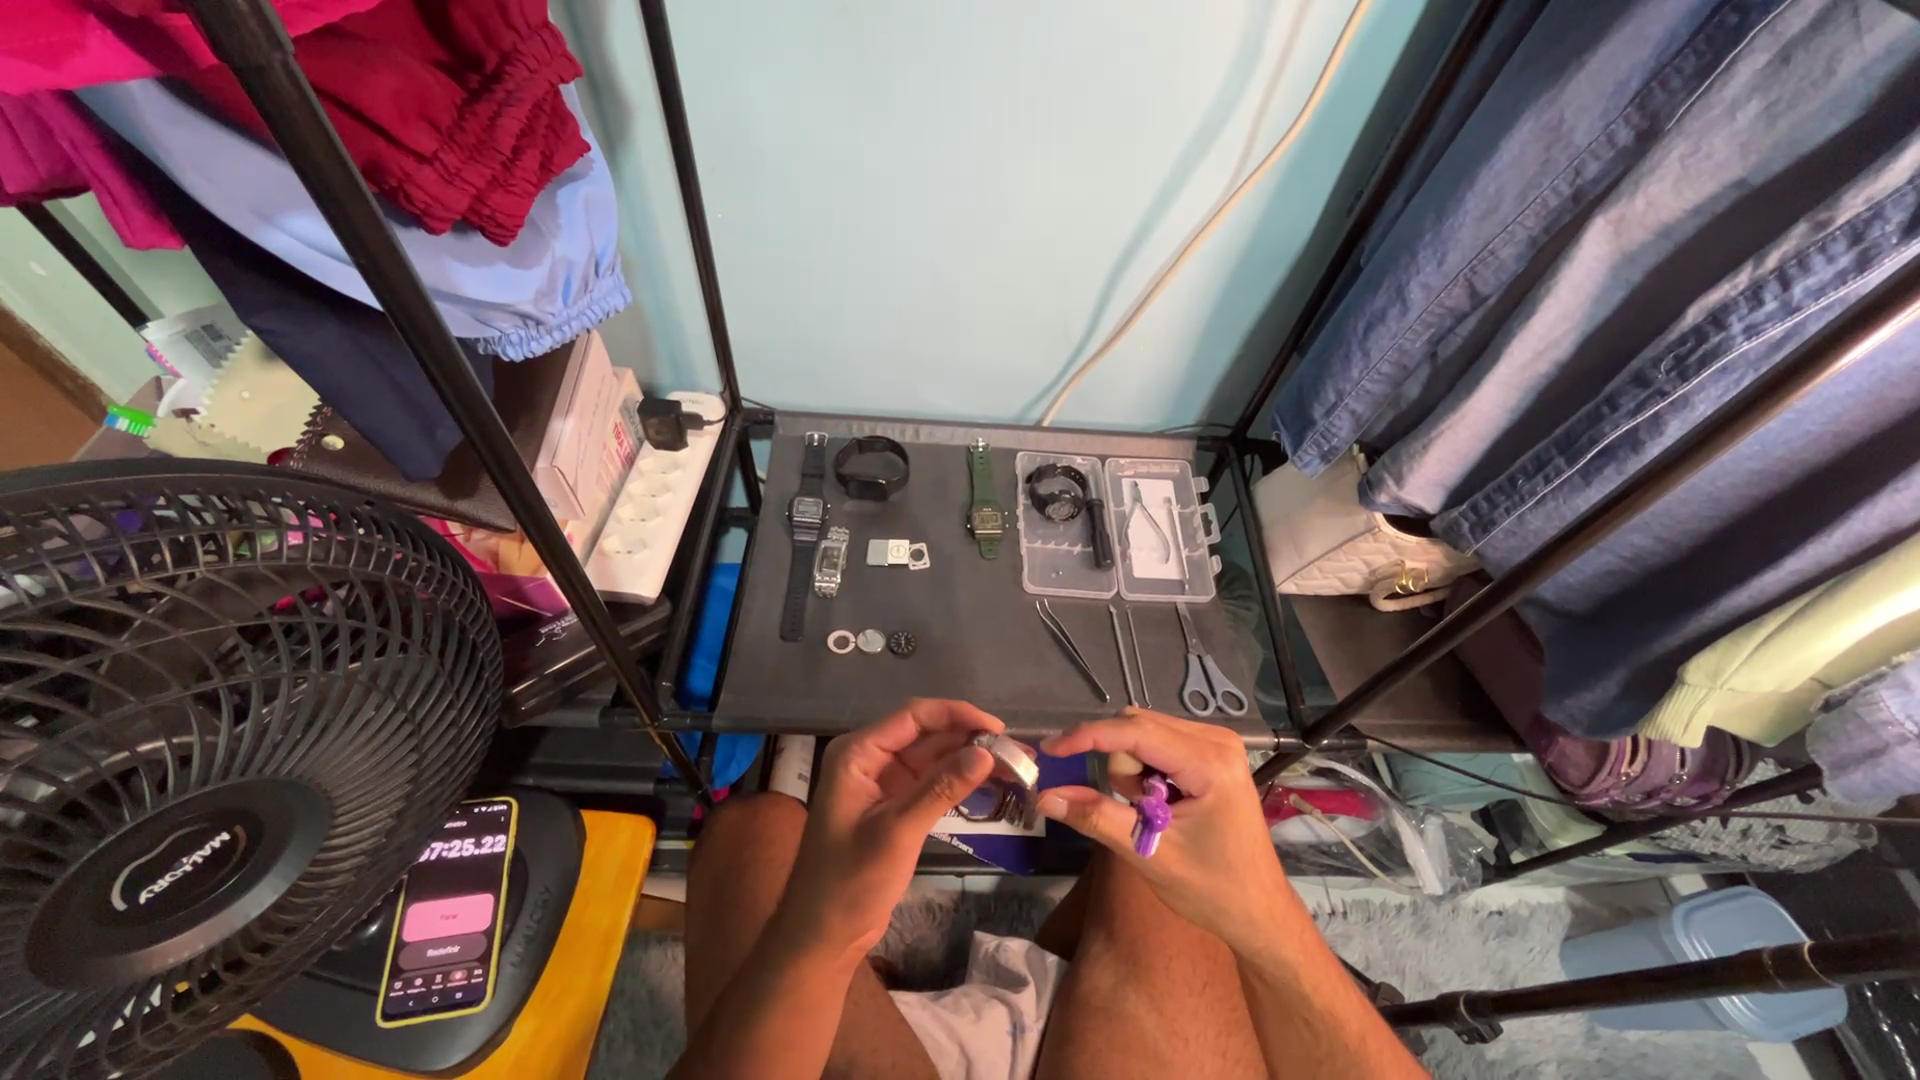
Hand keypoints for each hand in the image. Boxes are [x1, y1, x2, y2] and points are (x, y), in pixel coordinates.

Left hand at [777, 699, 1000, 957]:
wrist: (823, 933)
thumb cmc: (850, 880)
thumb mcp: (898, 832)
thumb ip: (941, 789)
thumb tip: (986, 754)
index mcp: (858, 753)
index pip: (914, 716)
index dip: (958, 715)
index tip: (999, 729)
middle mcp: (870, 758)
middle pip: (926, 733)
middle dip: (969, 738)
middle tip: (1016, 751)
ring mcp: (882, 782)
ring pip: (933, 757)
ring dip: (969, 760)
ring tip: (1013, 766)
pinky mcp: (894, 805)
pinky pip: (931, 781)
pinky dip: (959, 782)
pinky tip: (990, 785)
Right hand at [1038, 708, 1286, 953]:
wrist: (1260, 913)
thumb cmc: (1212, 890)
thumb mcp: (1149, 853)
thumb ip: (1096, 817)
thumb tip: (1045, 797)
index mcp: (1209, 761)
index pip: (1134, 731)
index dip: (1086, 736)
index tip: (1050, 750)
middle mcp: (1217, 740)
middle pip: (1137, 726)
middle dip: (1118, 765)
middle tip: (1129, 810)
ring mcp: (1218, 743)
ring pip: (1144, 732)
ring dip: (1131, 769)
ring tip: (1151, 814)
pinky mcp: (1214, 753)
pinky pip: (1159, 742)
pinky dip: (1145, 769)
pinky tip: (1160, 804)